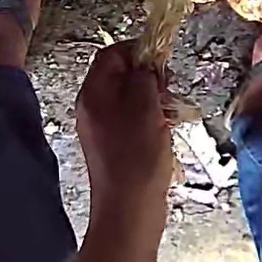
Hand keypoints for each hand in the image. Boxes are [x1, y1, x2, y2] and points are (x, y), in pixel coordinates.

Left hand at [74, 41, 171, 229]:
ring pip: (128, 97)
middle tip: (167, 87)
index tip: (162, 59)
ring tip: (169, 110)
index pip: (111, 54)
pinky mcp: (113, 145)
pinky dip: (149, 117)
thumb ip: (144, 76)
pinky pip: (131, 119)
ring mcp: (101, 128)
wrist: (129, 211)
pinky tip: (165, 129)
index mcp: (93, 94)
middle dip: (146, 75)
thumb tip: (146, 62)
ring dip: (151, 97)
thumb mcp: (145, 106)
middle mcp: (92, 107)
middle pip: (119, 75)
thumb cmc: (137, 157)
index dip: (137, 50)